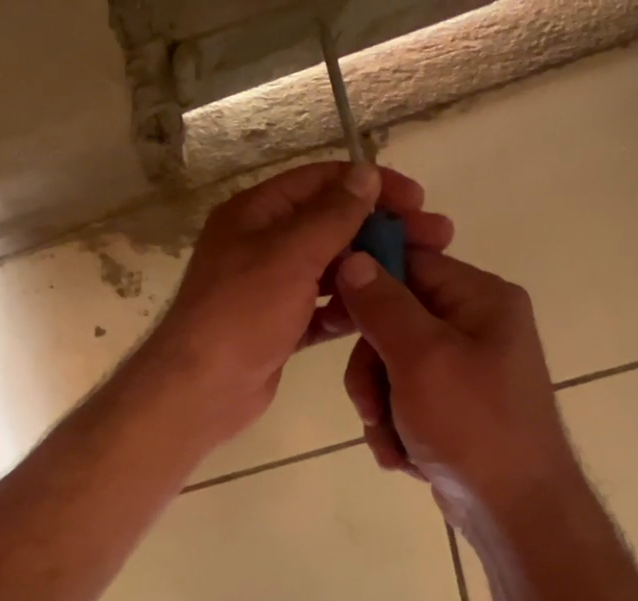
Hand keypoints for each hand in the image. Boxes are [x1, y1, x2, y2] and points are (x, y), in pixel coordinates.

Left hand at [127, 161, 452, 446]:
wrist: (201, 389)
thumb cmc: (241, 313)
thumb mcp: (290, 253)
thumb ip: (332, 214)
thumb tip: (365, 175)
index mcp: (255, 214)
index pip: (321, 182)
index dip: (371, 185)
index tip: (417, 201)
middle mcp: (259, 246)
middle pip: (330, 225)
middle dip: (381, 229)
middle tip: (437, 239)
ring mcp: (267, 290)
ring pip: (329, 269)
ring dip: (370, 269)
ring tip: (421, 274)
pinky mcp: (276, 329)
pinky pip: (320, 310)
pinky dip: (347, 308)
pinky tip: (382, 311)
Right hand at [334, 247, 585, 517]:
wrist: (513, 505)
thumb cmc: (472, 424)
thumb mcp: (421, 358)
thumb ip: (383, 306)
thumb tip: (352, 257)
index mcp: (480, 299)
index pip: (410, 264)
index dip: (366, 285)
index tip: (329, 316)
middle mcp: (476, 327)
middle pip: (391, 324)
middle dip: (371, 371)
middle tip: (373, 407)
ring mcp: (464, 371)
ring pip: (389, 370)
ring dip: (379, 409)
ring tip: (392, 441)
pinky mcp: (453, 409)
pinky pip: (403, 403)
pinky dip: (395, 430)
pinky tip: (404, 457)